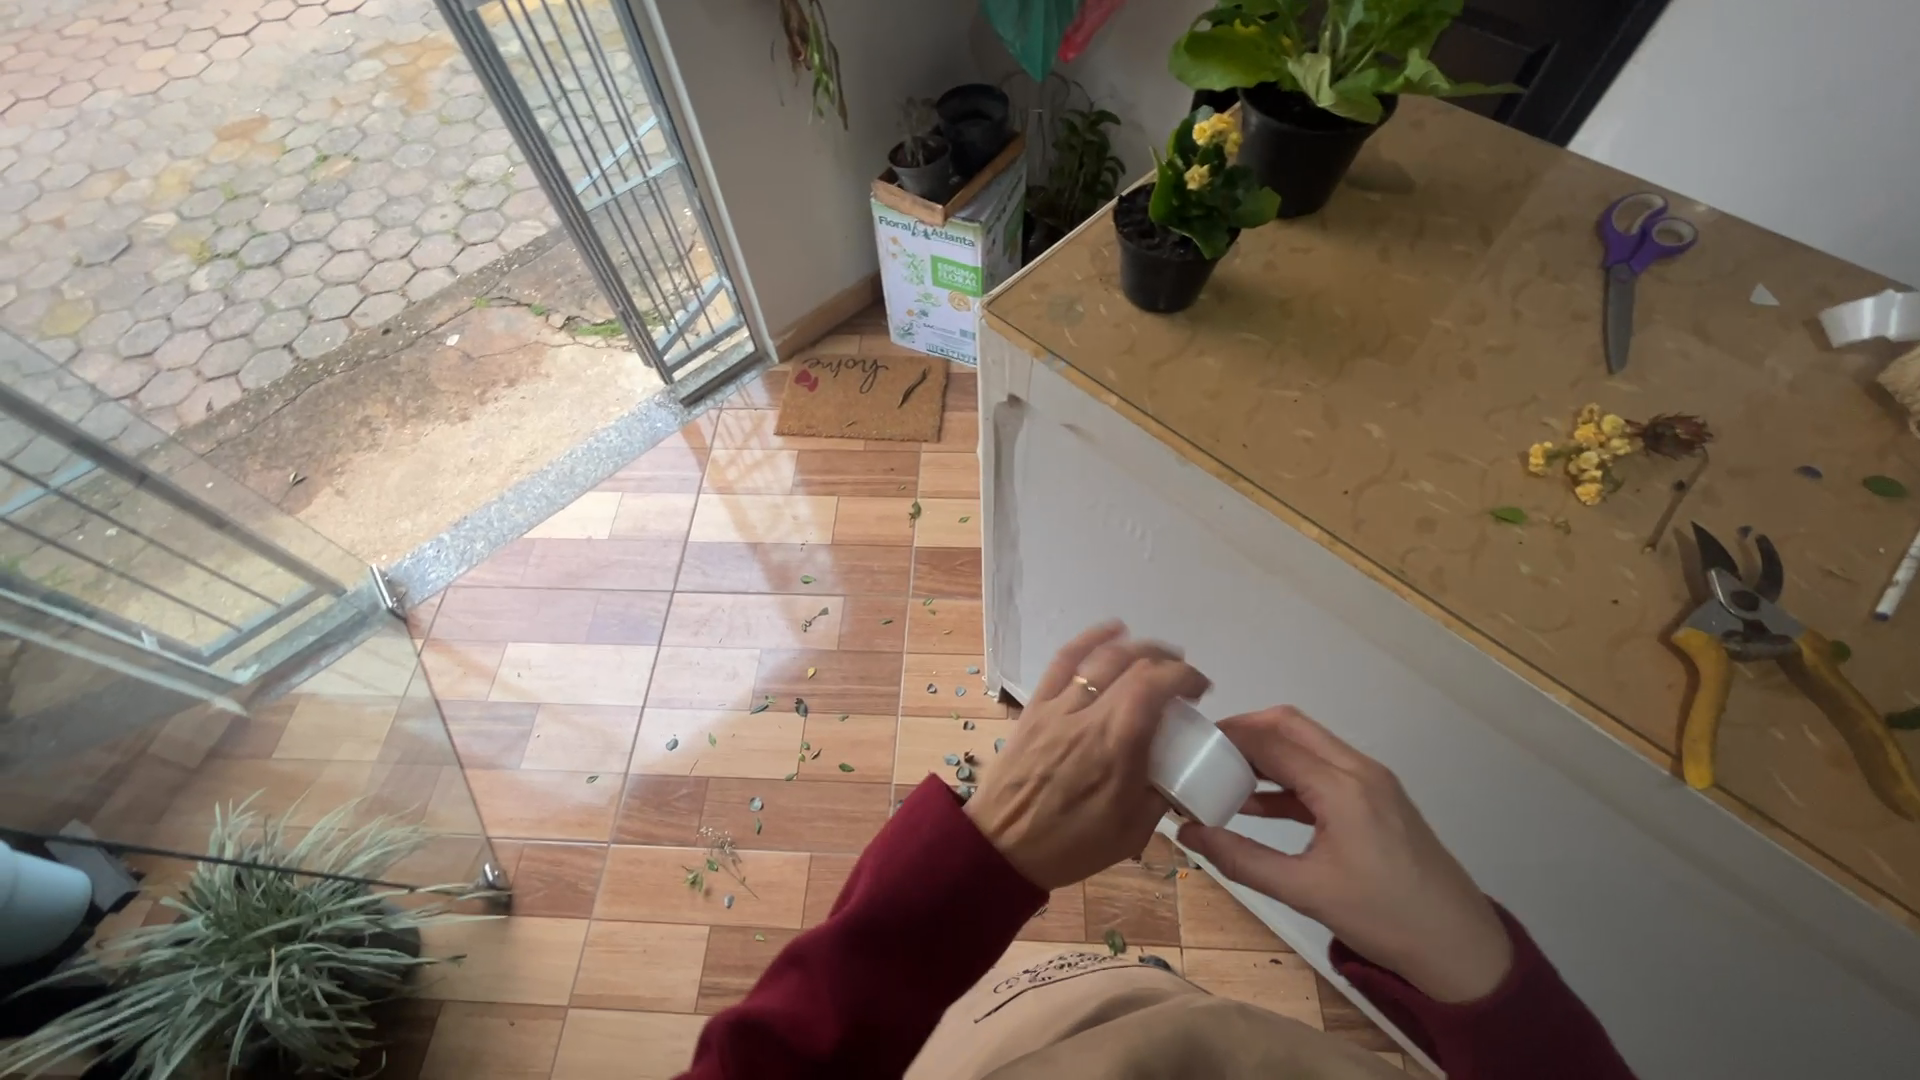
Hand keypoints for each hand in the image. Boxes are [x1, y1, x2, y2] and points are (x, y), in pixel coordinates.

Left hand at [965, 622, 1209, 891]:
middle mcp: (1087, 716)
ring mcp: (1057, 707)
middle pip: (1132, 665)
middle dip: (1166, 661)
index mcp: (1116, 747)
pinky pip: (1062, 662)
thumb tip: (1180, 773)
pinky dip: (1089, 640)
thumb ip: (1161, 794)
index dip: (1185, 677)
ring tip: (1155, 654)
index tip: (1200, 690)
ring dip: (1136, 648)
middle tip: (1182, 677)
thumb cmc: (1070, 845)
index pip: (1156, 687)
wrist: (1003, 846)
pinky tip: (1112, 630)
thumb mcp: (1132, 831)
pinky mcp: (1035, 706)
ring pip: (1100, 658)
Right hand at [1176, 707, 1513, 1003]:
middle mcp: (1358, 770)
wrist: (1463, 948)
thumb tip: (1186, 834)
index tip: (1188, 745)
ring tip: (1221, 772)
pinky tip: (1256, 802)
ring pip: (1307, 743)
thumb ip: (1241, 858)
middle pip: (1290, 725)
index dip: (1226, 738)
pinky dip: (1287, 775)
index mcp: (1342, 787)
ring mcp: (1371, 781)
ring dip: (1266, 751)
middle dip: (1244, 731)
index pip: (1271, 742)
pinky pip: (1322, 768)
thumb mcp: (1305, 891)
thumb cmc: (1383, 917)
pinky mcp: (1376, 797)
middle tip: (1203, 750)